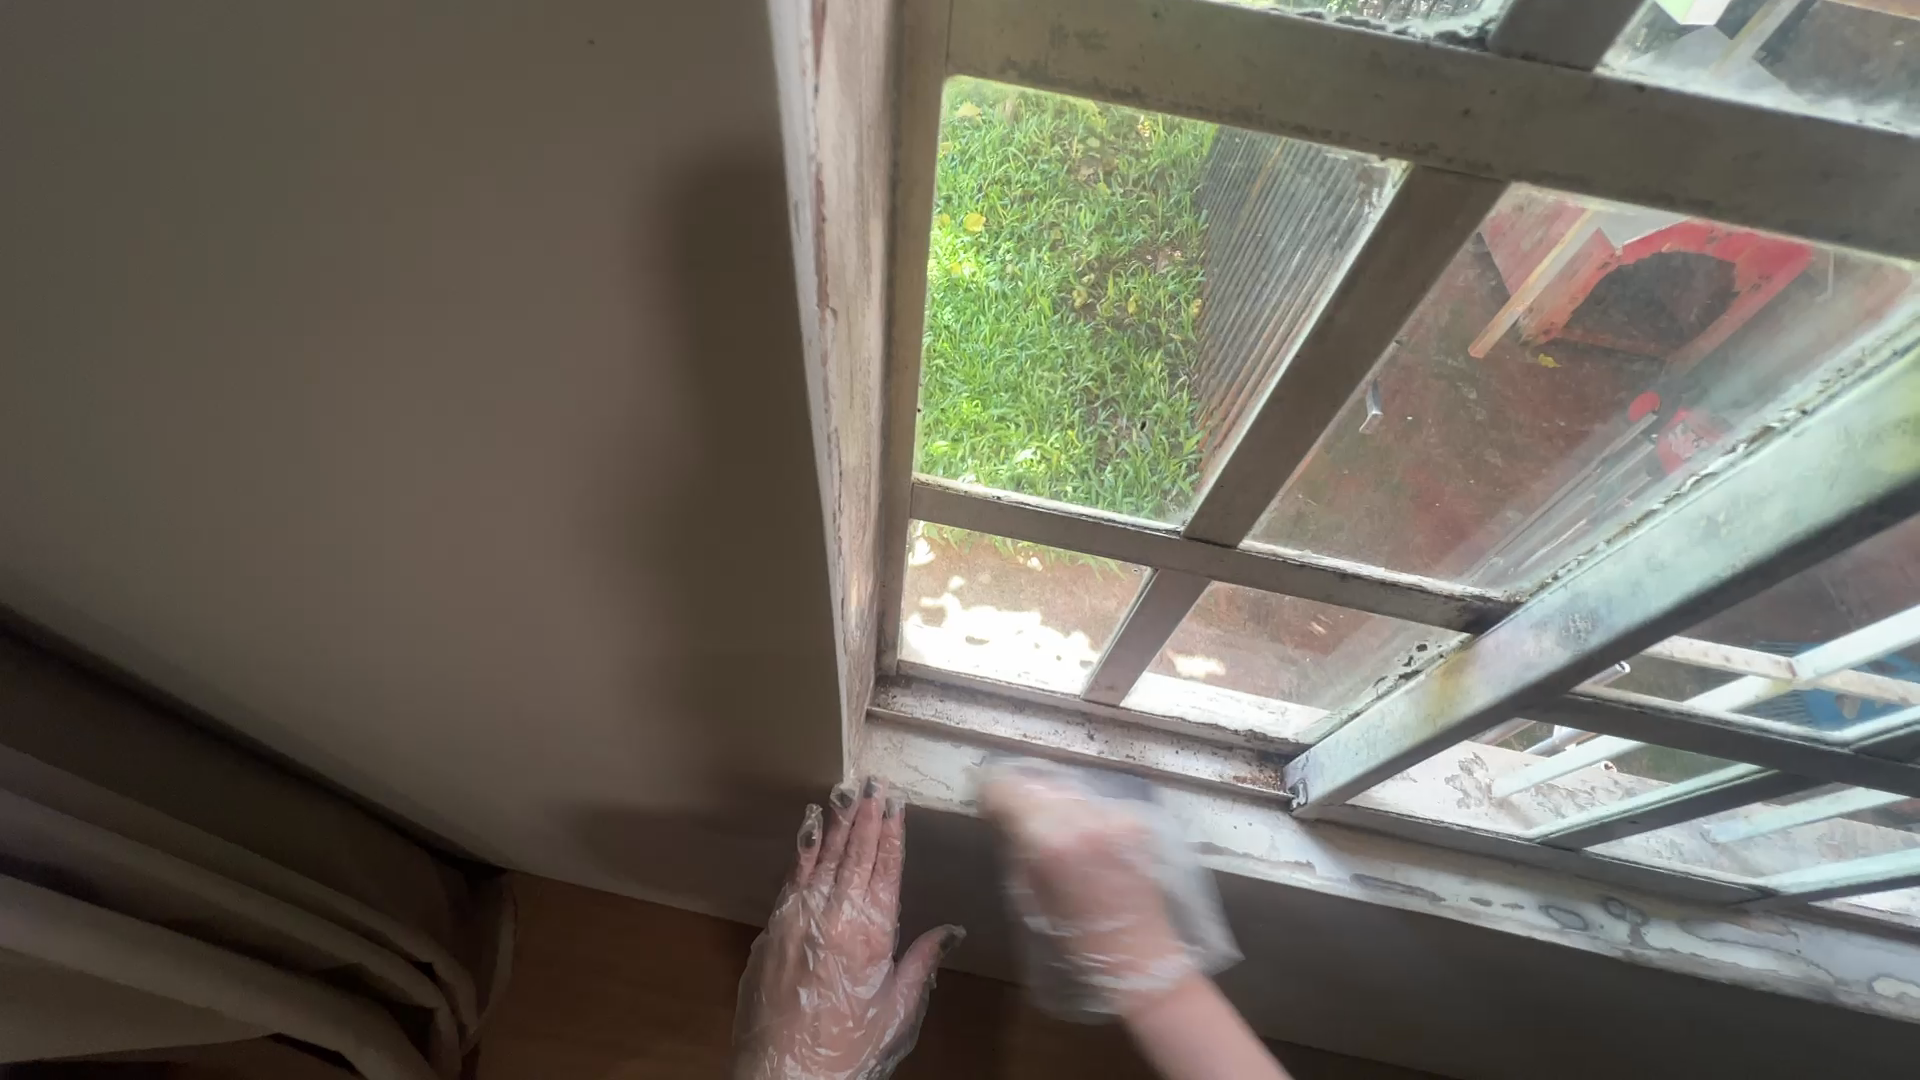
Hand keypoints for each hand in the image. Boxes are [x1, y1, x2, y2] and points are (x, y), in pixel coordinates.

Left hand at [732, 778, 963, 1079]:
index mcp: (871, 931)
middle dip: (865, 813)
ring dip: (834, 820)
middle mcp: (835, 914)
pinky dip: (801, 848)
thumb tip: (952, 931)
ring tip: (842, 789)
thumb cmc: (847, 1051)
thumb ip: (923, 963)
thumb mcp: (896, 1012)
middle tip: (871, 780)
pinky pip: (792, 876)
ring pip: (821, 856)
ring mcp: (799, 917)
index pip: (886, 866)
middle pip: (855, 851)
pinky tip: (807, 826)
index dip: (892, 829)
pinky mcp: (772, 928)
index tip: (895, 799)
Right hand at [980, 762, 1191, 1013]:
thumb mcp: (1024, 898)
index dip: (990, 793)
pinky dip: (1080, 813)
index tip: (987, 805)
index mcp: (1050, 841)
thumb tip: (1001, 813)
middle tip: (1015, 820)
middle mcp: (1084, 817)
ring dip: (1051, 803)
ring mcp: (1114, 814)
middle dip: (1022, 797)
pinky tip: (1081, 839)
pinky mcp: (1134, 817)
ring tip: (1050, 830)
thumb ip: (1012, 847)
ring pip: (1065, 786)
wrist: (1140, 957)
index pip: (1005, 785)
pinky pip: (1092, 801)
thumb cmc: (1072, 941)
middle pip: (1036, 780)